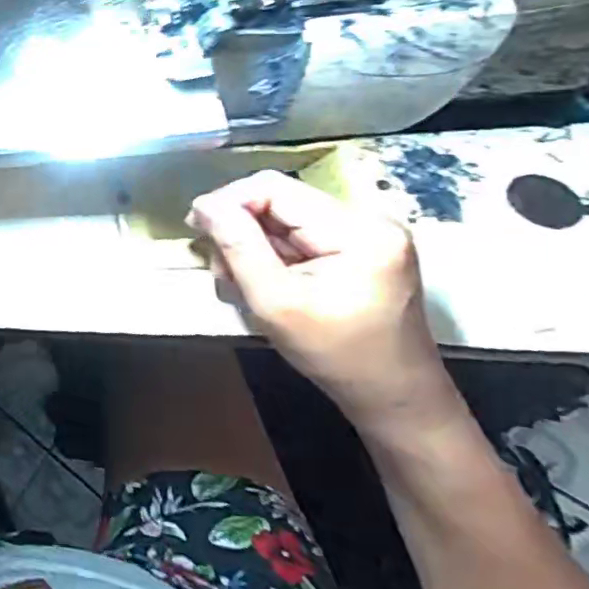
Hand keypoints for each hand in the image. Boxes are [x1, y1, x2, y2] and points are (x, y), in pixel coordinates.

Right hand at [188, 170, 455, 434]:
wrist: (393, 400)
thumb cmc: (336, 356)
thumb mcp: (274, 302)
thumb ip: (238, 246)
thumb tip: (204, 204)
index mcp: (358, 230)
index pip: (274, 188)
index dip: (228, 202)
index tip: (195, 226)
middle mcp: (368, 220)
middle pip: (279, 200)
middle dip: (238, 228)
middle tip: (218, 265)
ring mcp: (366, 234)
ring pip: (284, 217)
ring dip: (251, 243)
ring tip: (237, 279)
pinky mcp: (360, 248)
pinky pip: (299, 234)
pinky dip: (271, 253)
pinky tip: (261, 279)